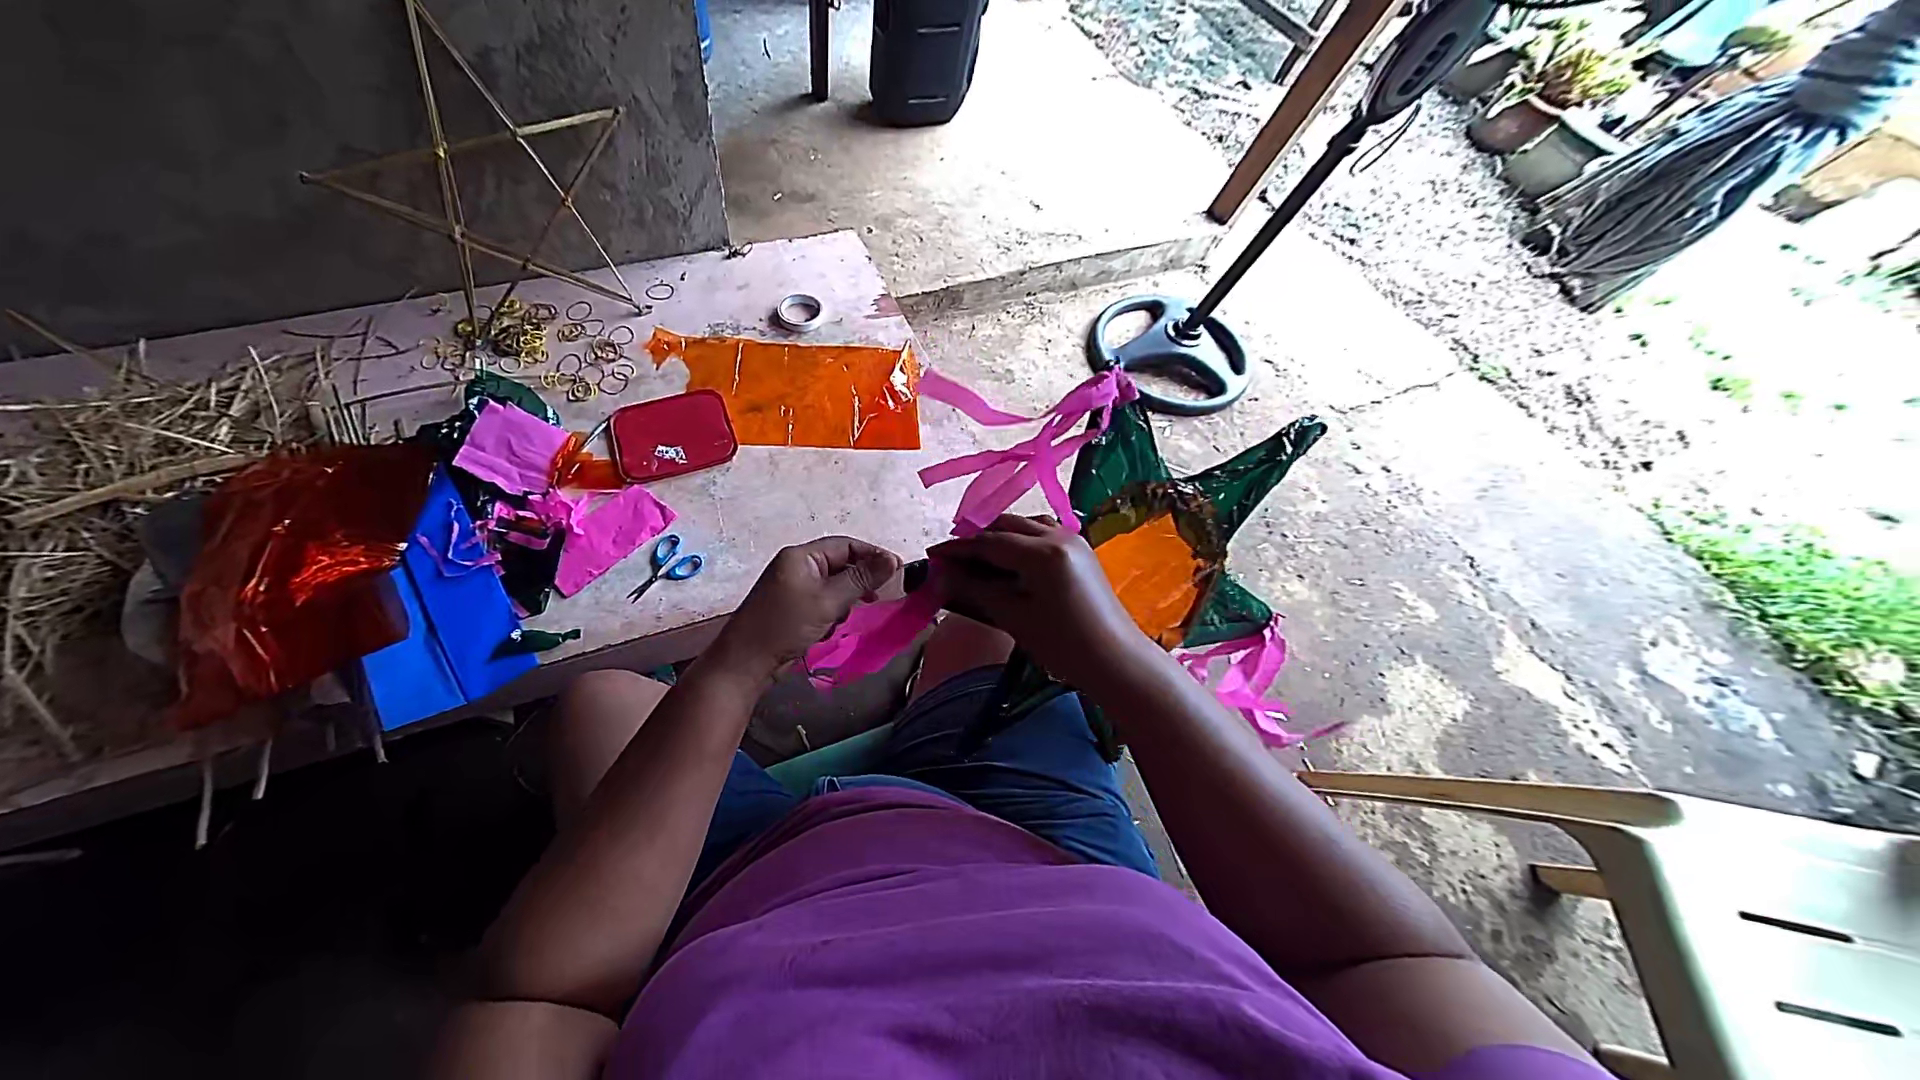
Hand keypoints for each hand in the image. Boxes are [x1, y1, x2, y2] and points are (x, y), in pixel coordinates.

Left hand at [711, 536, 900, 682]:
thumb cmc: (786, 626)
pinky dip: (832, 611)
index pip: (846, 545)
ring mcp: (792, 587)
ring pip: (833, 585)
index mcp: (801, 556)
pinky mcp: (791, 607)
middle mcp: (796, 566)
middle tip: (879, 596)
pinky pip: (822, 601)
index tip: (897, 571)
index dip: (873, 556)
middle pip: (840, 564)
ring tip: (849, 615)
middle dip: (859, 581)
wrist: (745, 663)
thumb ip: (862, 579)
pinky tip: (830, 627)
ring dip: (845, 599)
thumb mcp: (829, 601)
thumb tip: (892, 559)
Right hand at [928, 515, 1153, 688]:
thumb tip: (942, 576)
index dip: (957, 549)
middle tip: (952, 559)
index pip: (989, 542)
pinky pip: (1044, 535)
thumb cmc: (1063, 645)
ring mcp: (1074, 542)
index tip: (932, 557)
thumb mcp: (1014, 617)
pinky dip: (1021, 541)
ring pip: (1027, 526)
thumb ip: (976, 590)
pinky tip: (1010, 561)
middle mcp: (1059, 537)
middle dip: (977, 539)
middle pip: (1007, 526)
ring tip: (978, 559)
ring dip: (1000, 537)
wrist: (1117, 662)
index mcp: (1042, 552)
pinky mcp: (1081, 552)